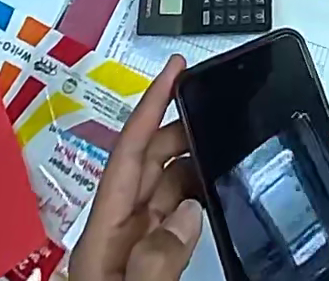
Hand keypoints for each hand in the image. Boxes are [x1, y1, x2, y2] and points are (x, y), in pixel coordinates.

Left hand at [68, 55, 204, 280]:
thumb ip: (152, 264)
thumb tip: (189, 209)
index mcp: (102, 236)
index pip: (129, 155)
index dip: (152, 106)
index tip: (177, 67)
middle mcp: (116, 234)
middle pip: (148, 164)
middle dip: (181, 131)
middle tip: (221, 115)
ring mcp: (132, 251)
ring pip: (164, 189)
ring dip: (191, 163)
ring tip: (225, 148)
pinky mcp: (149, 267)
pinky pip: (173, 219)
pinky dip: (195, 199)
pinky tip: (215, 195)